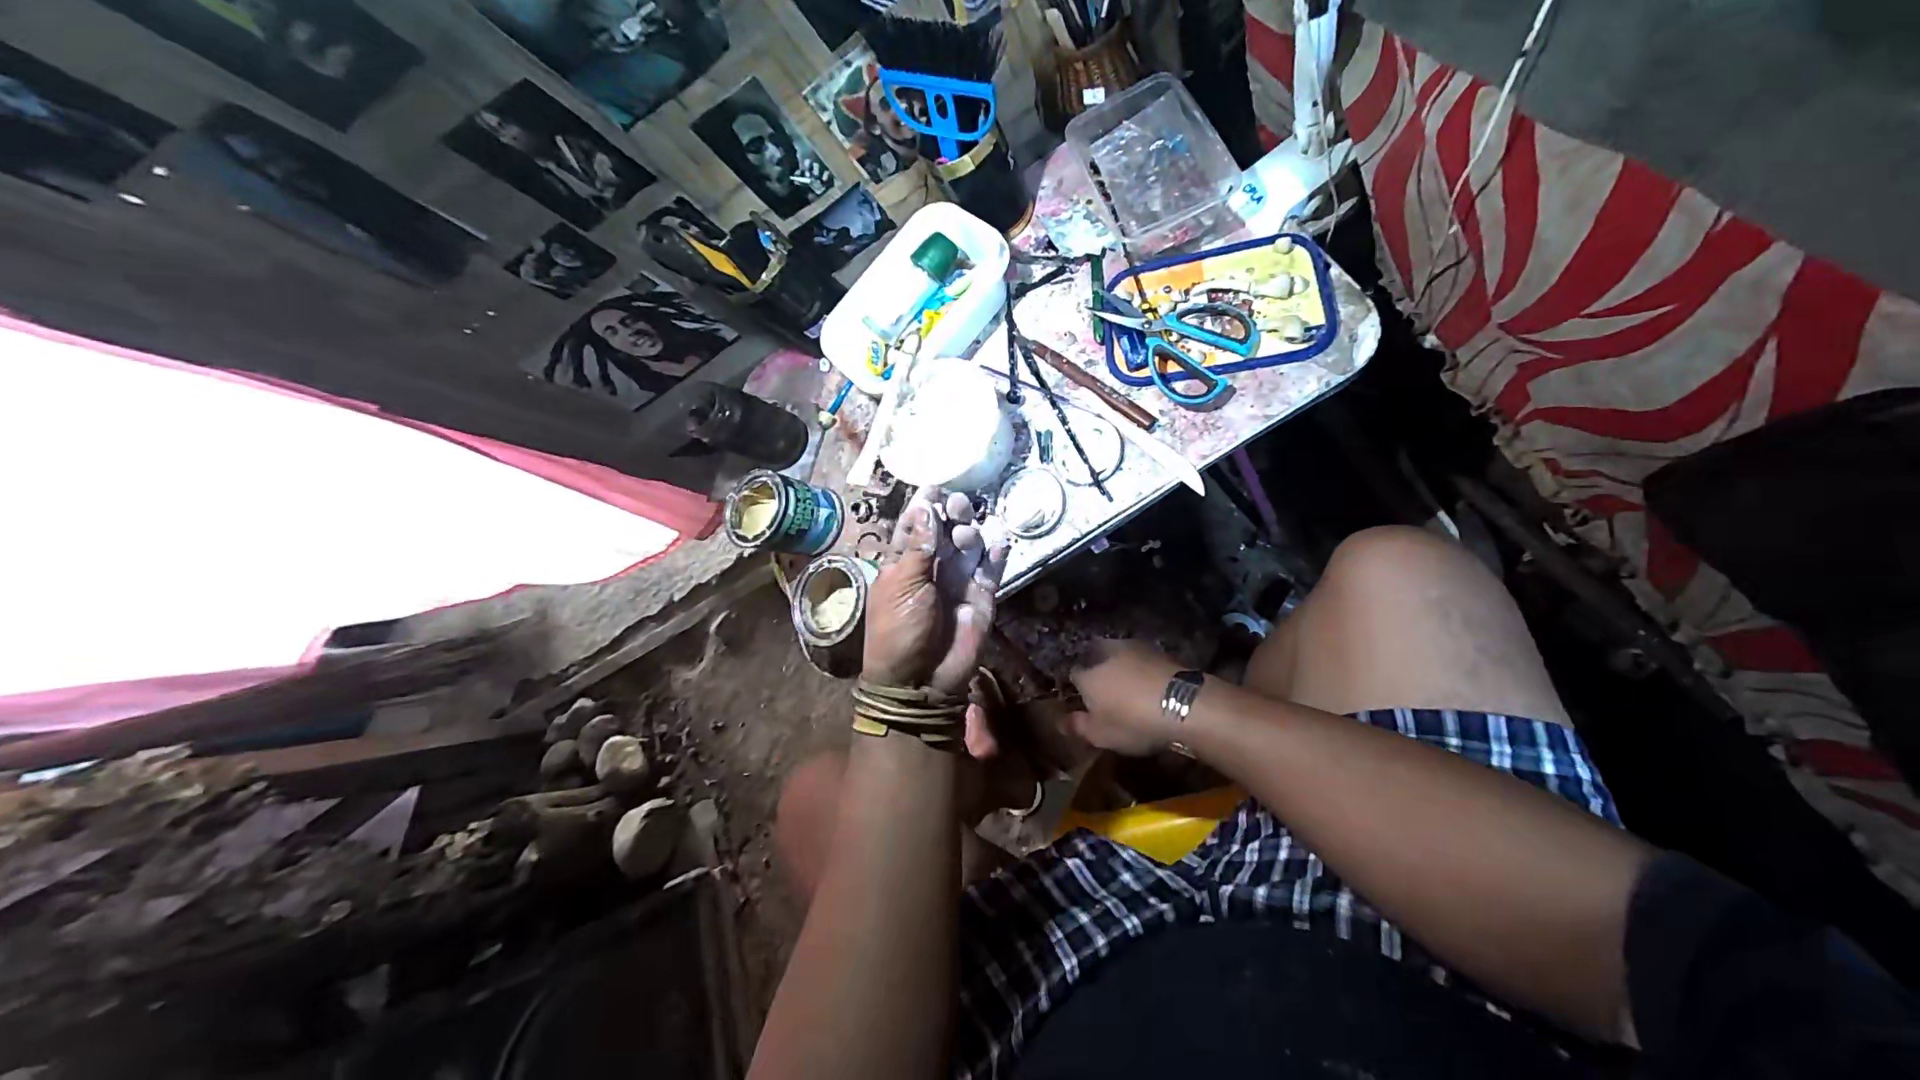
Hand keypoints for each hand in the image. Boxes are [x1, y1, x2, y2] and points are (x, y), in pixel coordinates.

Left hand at [864, 488, 1009, 695]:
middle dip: (952, 514)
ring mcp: (957, 585)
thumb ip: (918, 547)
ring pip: (969, 548)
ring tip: (967, 533)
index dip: (923, 508)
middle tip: (958, 503)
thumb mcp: (902, 585)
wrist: (920, 681)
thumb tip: (925, 508)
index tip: (935, 485)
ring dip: (970, 534)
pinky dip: (996, 556)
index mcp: (902, 566)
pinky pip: (990, 573)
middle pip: (945, 533)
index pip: (914, 528)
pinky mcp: (980, 600)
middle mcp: (931, 570)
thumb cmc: (898, 630)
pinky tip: (999, 542)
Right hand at [1069, 639, 1185, 755]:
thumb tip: (1059, 722)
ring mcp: (1136, 649)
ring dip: (1123, 665)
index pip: (1075, 674)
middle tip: (1106, 686)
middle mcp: (1107, 654)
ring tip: (1130, 683)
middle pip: (1096, 656)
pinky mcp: (1161, 651)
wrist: (1183, 703)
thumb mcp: (1100, 735)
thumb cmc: (1132, 722)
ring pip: (1122, 654)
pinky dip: (1145, 669)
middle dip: (1098, 667)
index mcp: (1088, 675)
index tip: (1084, 698)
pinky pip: (1145, 659)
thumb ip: (1078, 727)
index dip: (1078, 685)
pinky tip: (1152, 683)